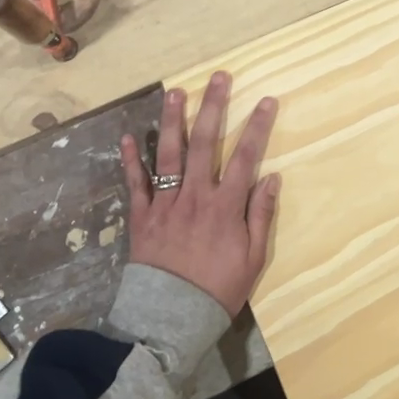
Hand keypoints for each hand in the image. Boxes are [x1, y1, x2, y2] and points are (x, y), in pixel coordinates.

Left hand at [119, 71, 281, 316]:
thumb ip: (261, 215)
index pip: (245, 157)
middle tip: (219, 77)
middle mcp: (195, 197)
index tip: (267, 100)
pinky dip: (130, 160)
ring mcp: (165, 205)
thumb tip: (272, 177)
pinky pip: (135, 184)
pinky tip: (126, 136)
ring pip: (168, 155)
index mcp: (225, 206)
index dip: (258, 127)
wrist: (170, 321)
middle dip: (214, 107)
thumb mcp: (253, 258)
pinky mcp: (141, 218)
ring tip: (176, 91)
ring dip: (172, 120)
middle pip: (205, 143)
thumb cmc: (219, 290)